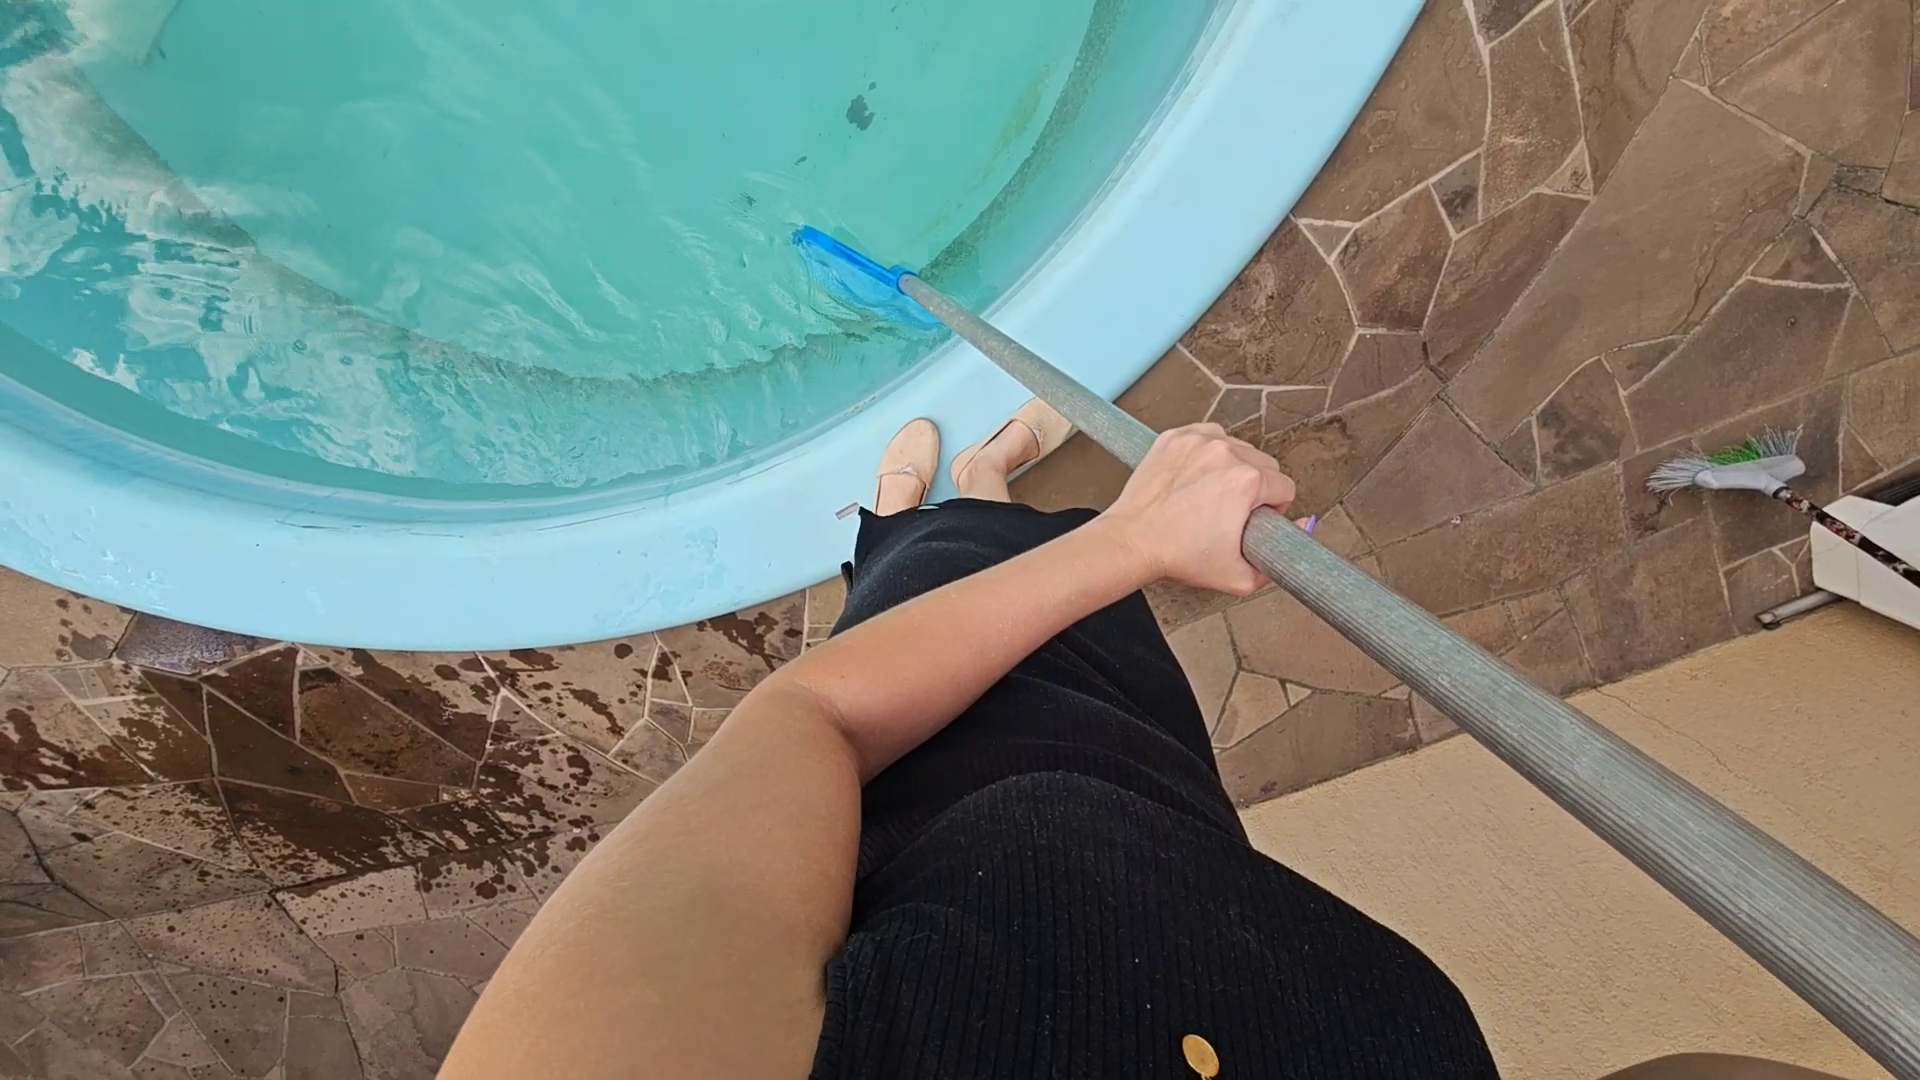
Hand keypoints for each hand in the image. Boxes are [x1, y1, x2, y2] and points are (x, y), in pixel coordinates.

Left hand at [1098, 424, 1297, 595]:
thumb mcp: (1237, 577)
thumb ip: (1275, 563)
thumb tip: (1299, 532)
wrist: (1132, 540)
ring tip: (1210, 494)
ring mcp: (1197, 441)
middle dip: (1254, 487)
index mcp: (1247, 481)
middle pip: (1263, 464)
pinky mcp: (1174, 438)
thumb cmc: (1176, 554)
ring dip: (1231, 467)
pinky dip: (1205, 453)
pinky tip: (1194, 477)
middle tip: (1230, 510)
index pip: (1285, 487)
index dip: (1273, 508)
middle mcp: (1225, 453)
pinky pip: (1206, 437)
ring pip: (1236, 447)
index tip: (1254, 518)